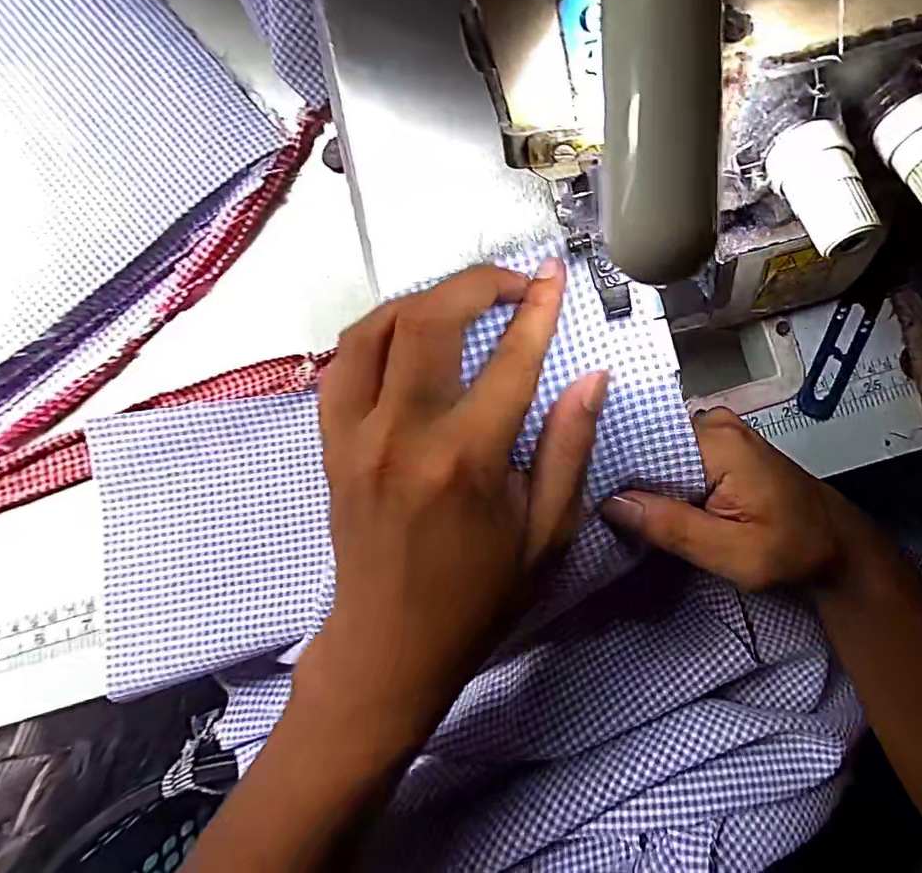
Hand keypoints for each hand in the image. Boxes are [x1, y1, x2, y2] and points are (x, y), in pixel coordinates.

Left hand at [308, 259, 608, 731]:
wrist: (389, 646)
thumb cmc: (479, 594)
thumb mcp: (547, 531)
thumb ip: (570, 447)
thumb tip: (591, 377)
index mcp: (464, 460)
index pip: (509, 360)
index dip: (537, 308)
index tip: (553, 275)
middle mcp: (400, 434)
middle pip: (428, 320)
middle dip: (477, 284)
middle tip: (515, 285)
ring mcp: (354, 435)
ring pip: (374, 329)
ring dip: (423, 298)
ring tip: (464, 302)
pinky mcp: (329, 443)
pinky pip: (343, 362)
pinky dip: (378, 331)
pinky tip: (410, 334)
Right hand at [598, 407, 874, 592]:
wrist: (835, 542)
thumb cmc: (793, 548)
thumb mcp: (733, 553)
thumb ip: (673, 527)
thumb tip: (610, 503)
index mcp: (717, 440)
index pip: (646, 442)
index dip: (614, 469)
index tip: (584, 493)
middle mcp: (714, 422)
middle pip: (651, 443)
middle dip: (625, 475)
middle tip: (591, 505)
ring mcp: (718, 429)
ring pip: (660, 451)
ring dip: (641, 479)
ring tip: (609, 505)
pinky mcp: (719, 444)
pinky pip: (676, 456)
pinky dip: (661, 479)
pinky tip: (642, 502)